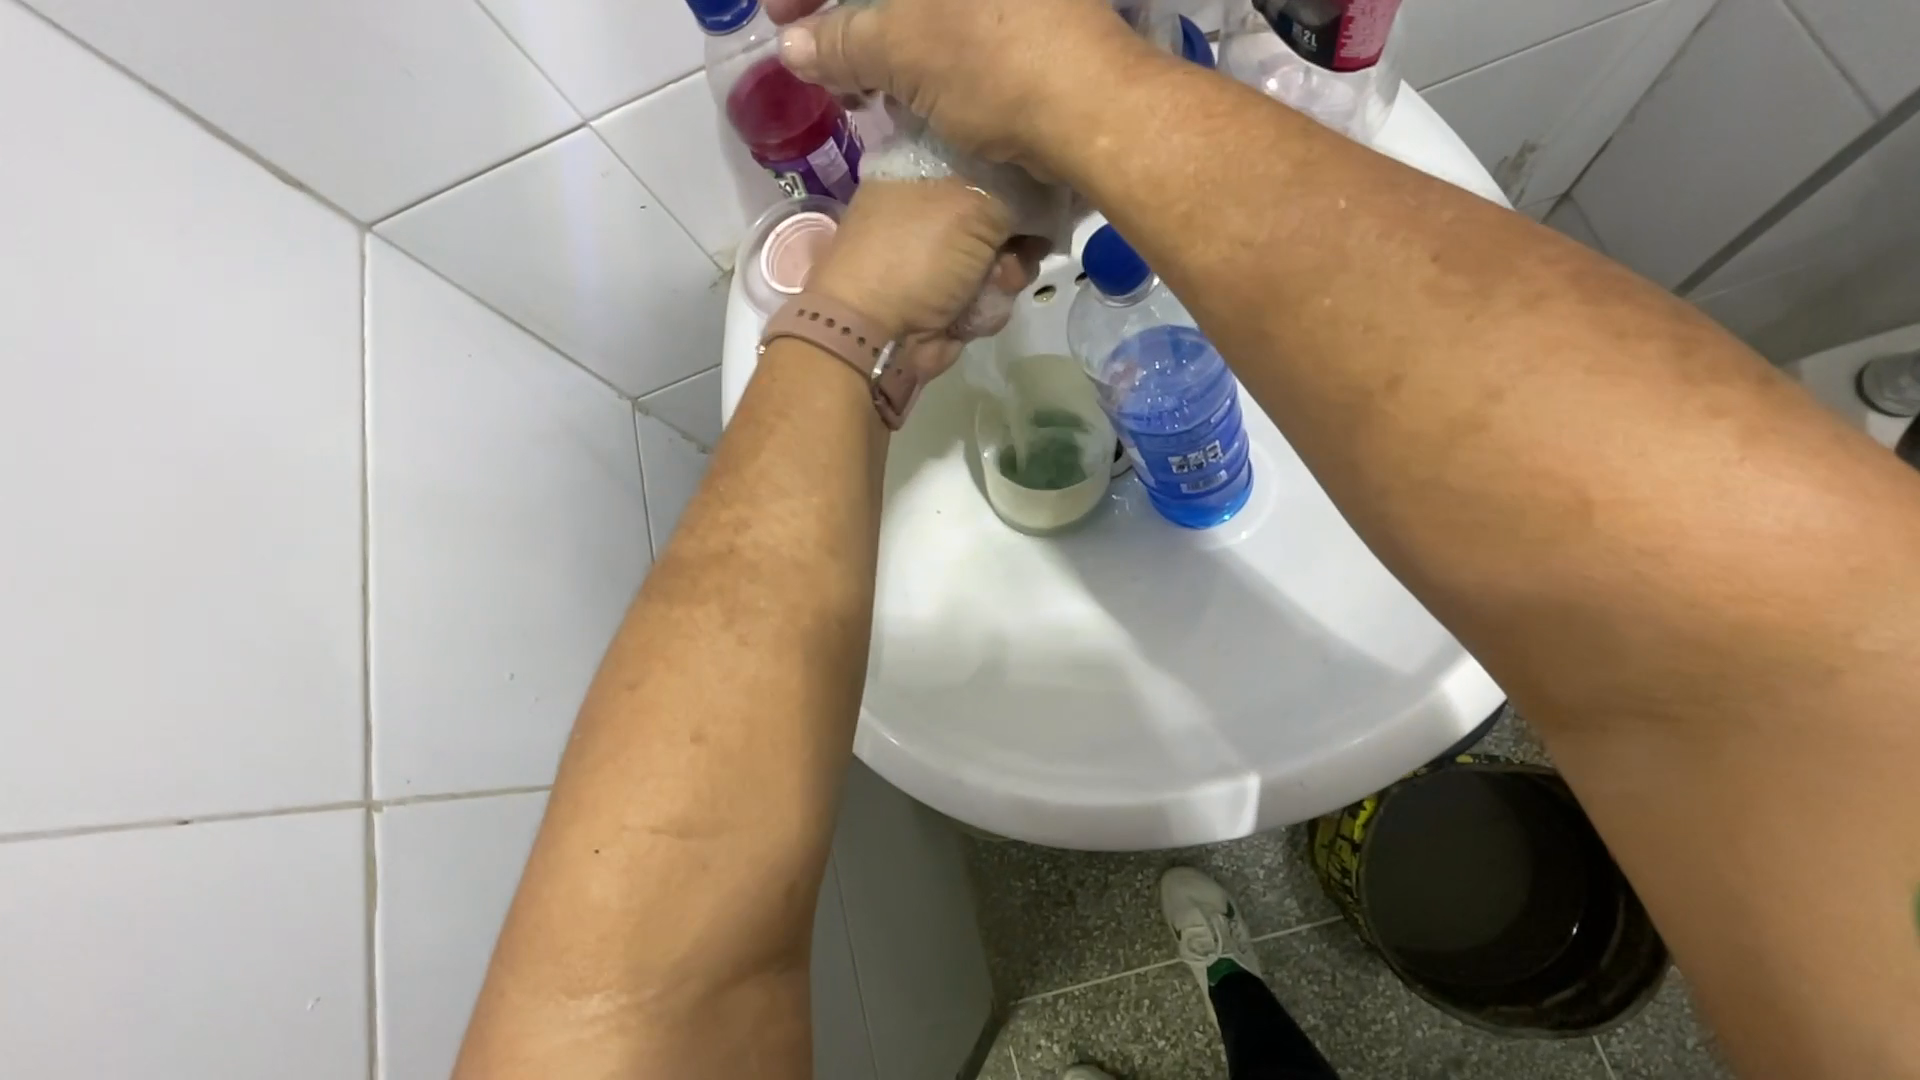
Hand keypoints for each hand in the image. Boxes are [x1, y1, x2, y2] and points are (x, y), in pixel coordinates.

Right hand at [766, 0, 1150, 173]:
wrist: (1090, 107)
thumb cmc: (991, 66)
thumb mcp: (905, 52)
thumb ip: (845, 43)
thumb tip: (794, 49)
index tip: (781, 20)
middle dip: (845, 16)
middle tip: (823, 62)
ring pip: (920, 9)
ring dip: (880, 38)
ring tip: (861, 87)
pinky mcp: (1022, 17)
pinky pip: (952, 24)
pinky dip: (920, 50)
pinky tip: (906, 86)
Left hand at [809, 178, 1048, 385]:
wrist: (878, 336)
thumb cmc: (916, 254)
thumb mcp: (973, 203)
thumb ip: (1022, 191)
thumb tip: (1054, 196)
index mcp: (926, 164)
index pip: (992, 153)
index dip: (1026, 173)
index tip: (1051, 189)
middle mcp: (935, 204)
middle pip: (1008, 207)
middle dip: (1021, 234)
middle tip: (1021, 245)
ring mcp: (943, 254)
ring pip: (1009, 254)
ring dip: (1009, 274)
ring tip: (993, 283)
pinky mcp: (952, 296)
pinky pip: (994, 292)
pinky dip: (990, 304)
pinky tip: (975, 310)